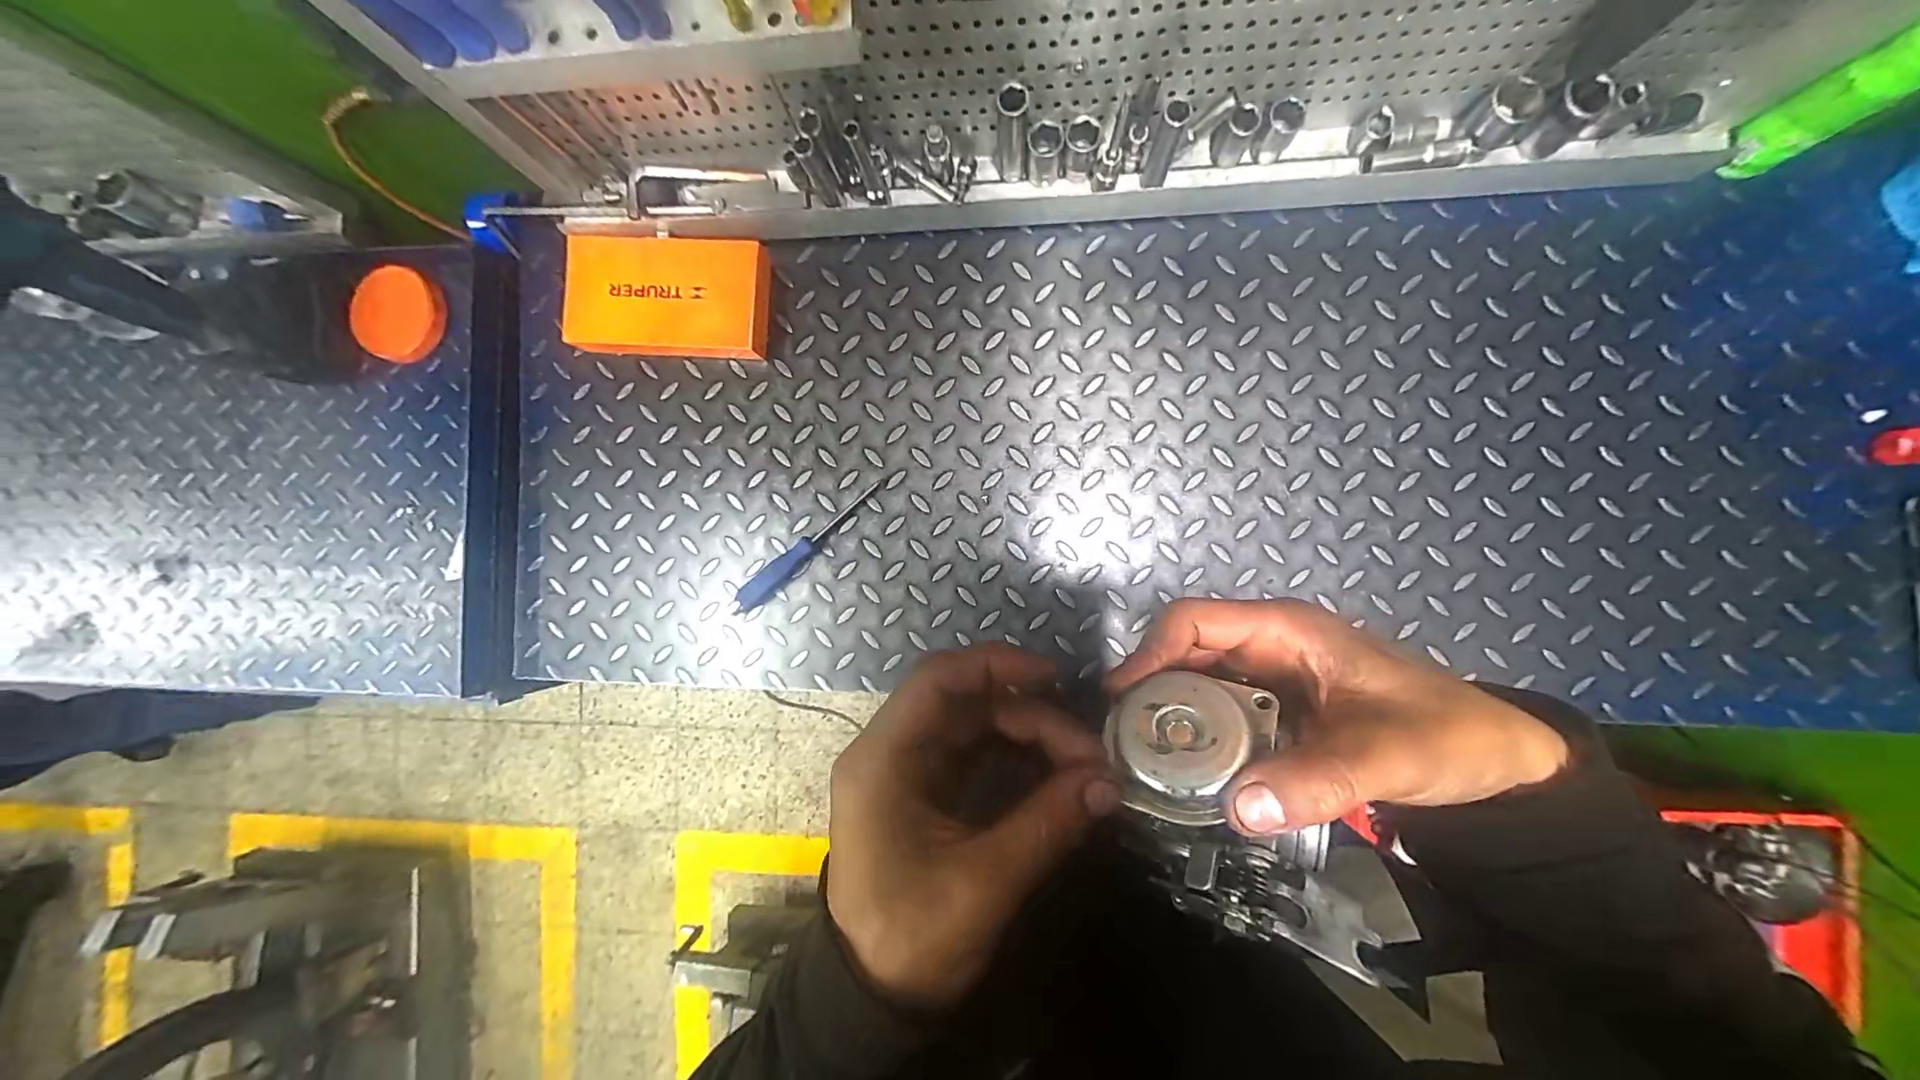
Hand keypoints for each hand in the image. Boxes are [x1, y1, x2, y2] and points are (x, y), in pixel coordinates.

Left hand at [828, 645, 1120, 1006]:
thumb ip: (1046, 825)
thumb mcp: (983, 883)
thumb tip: (1109, 784)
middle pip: (964, 702)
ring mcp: (905, 770)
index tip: (1055, 677)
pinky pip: (972, 753)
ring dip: (1026, 734)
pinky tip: (1052, 772)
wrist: (869, 996)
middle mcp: (889, 751)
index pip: (937, 680)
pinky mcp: (922, 791)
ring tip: (1079, 763)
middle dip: (1029, 715)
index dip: (996, 665)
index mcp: (883, 759)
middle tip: (1087, 752)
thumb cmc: (911, 937)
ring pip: (972, 725)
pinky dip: (1013, 756)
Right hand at [1106, 598, 1567, 835]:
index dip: (1151, 651)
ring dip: (1172, 711)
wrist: (1501, 759)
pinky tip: (1188, 766)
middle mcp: (1270, 643)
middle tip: (1125, 737)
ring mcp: (1273, 674)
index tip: (1122, 698)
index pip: (1195, 621)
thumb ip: (1315, 780)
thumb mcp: (1383, 756)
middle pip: (1187, 649)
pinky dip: (1199, 731)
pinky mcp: (1279, 704)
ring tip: (1144, 753)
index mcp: (1286, 630)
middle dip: (1152, 686)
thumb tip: (1237, 810)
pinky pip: (1222, 709)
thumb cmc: (1445, 735)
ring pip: (1200, 680)